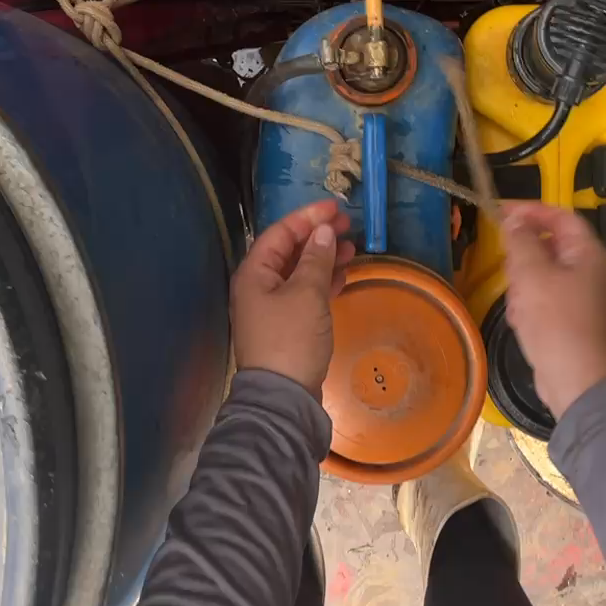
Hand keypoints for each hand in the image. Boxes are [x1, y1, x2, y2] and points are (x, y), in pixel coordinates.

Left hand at [232, 199, 355, 396]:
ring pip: (299, 271)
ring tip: (351, 249)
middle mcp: (258, 286)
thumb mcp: (307, 294)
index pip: (280, 233)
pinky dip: (322, 282)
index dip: (308, 216)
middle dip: (317, 236)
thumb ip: (316, 259)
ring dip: (323, 258)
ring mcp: (271, 307)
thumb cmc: (291, 339)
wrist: (283, 398)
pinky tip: (343, 276)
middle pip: (289, 250)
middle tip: (347, 225)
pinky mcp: (286, 325)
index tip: (335, 207)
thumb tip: (322, 232)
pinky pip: (304, 293)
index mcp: (254, 273)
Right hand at [499, 201, 605, 421]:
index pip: (560, 216)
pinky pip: (544, 300)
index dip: (530, 210)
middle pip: (549, 246)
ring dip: (523, 285)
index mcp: (588, 254)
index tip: (500, 213)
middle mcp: (590, 272)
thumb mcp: (532, 274)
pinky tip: (522, 322)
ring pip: (542, 274)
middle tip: (507, 269)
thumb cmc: (557, 323)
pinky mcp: (572, 321)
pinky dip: (529, 305)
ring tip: (517, 304)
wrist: (579, 384)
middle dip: (523, 257)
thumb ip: (520, 241)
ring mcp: (583, 298)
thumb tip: (514, 218)